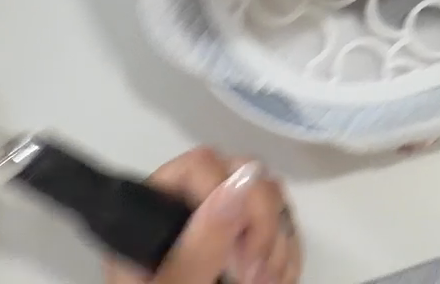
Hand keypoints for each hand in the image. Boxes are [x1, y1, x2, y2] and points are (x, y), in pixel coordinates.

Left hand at [105, 149, 299, 283]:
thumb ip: (202, 245)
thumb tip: (244, 177)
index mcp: (153, 215)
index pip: (198, 166)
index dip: (226, 193)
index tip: (237, 248)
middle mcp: (187, 210)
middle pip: (243, 174)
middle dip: (261, 224)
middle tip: (254, 277)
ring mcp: (221, 225)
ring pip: (269, 197)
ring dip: (278, 243)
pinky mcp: (246, 243)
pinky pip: (283, 223)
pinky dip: (287, 254)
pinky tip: (277, 281)